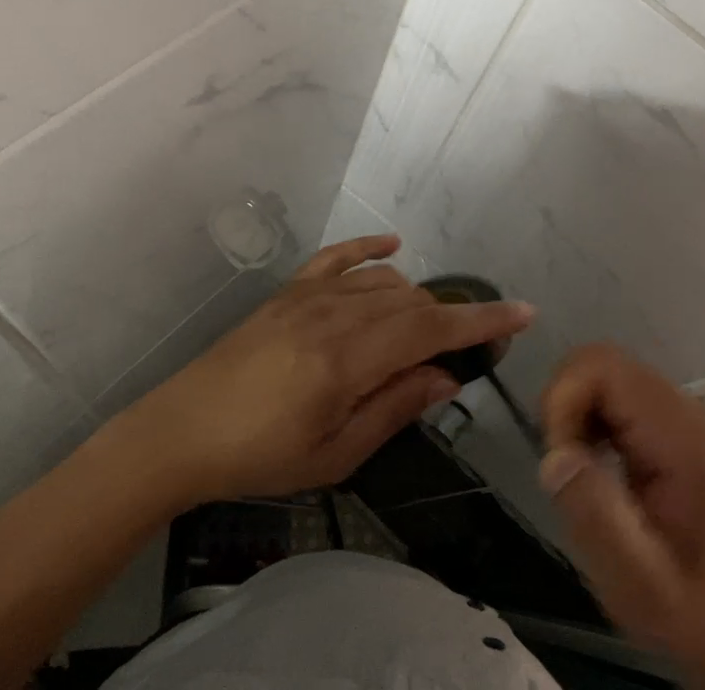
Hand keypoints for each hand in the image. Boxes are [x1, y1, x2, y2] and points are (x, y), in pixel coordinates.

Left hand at [117, 235, 534, 503]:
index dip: (481, 321)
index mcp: (347, 359)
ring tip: (426, 333)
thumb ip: (394, 409)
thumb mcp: (334, 454)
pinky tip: (392, 248)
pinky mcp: (286, 293)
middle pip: (413, 302)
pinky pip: (336, 257)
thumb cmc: (260, 456)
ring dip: (416, 300)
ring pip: (383, 281)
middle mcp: (332, 314)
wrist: (180, 433)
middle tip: (472, 348)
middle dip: (453, 318)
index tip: (523, 314)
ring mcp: (306, 297)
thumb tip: (446, 378)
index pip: (430, 328)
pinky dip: (368, 249)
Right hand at [539, 345, 704, 674]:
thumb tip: (555, 456)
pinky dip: (585, 424)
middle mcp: (682, 415)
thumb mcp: (638, 579)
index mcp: (681, 437)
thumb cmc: (688, 609)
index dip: (564, 401)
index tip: (560, 460)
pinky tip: (591, 468)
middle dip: (563, 406)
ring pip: (601, 377)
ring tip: (576, 472)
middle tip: (563, 465)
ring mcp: (676, 422)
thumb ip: (598, 516)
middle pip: (600, 363)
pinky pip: (612, 400)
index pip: (602, 367)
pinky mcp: (666, 436)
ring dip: (572, 416)